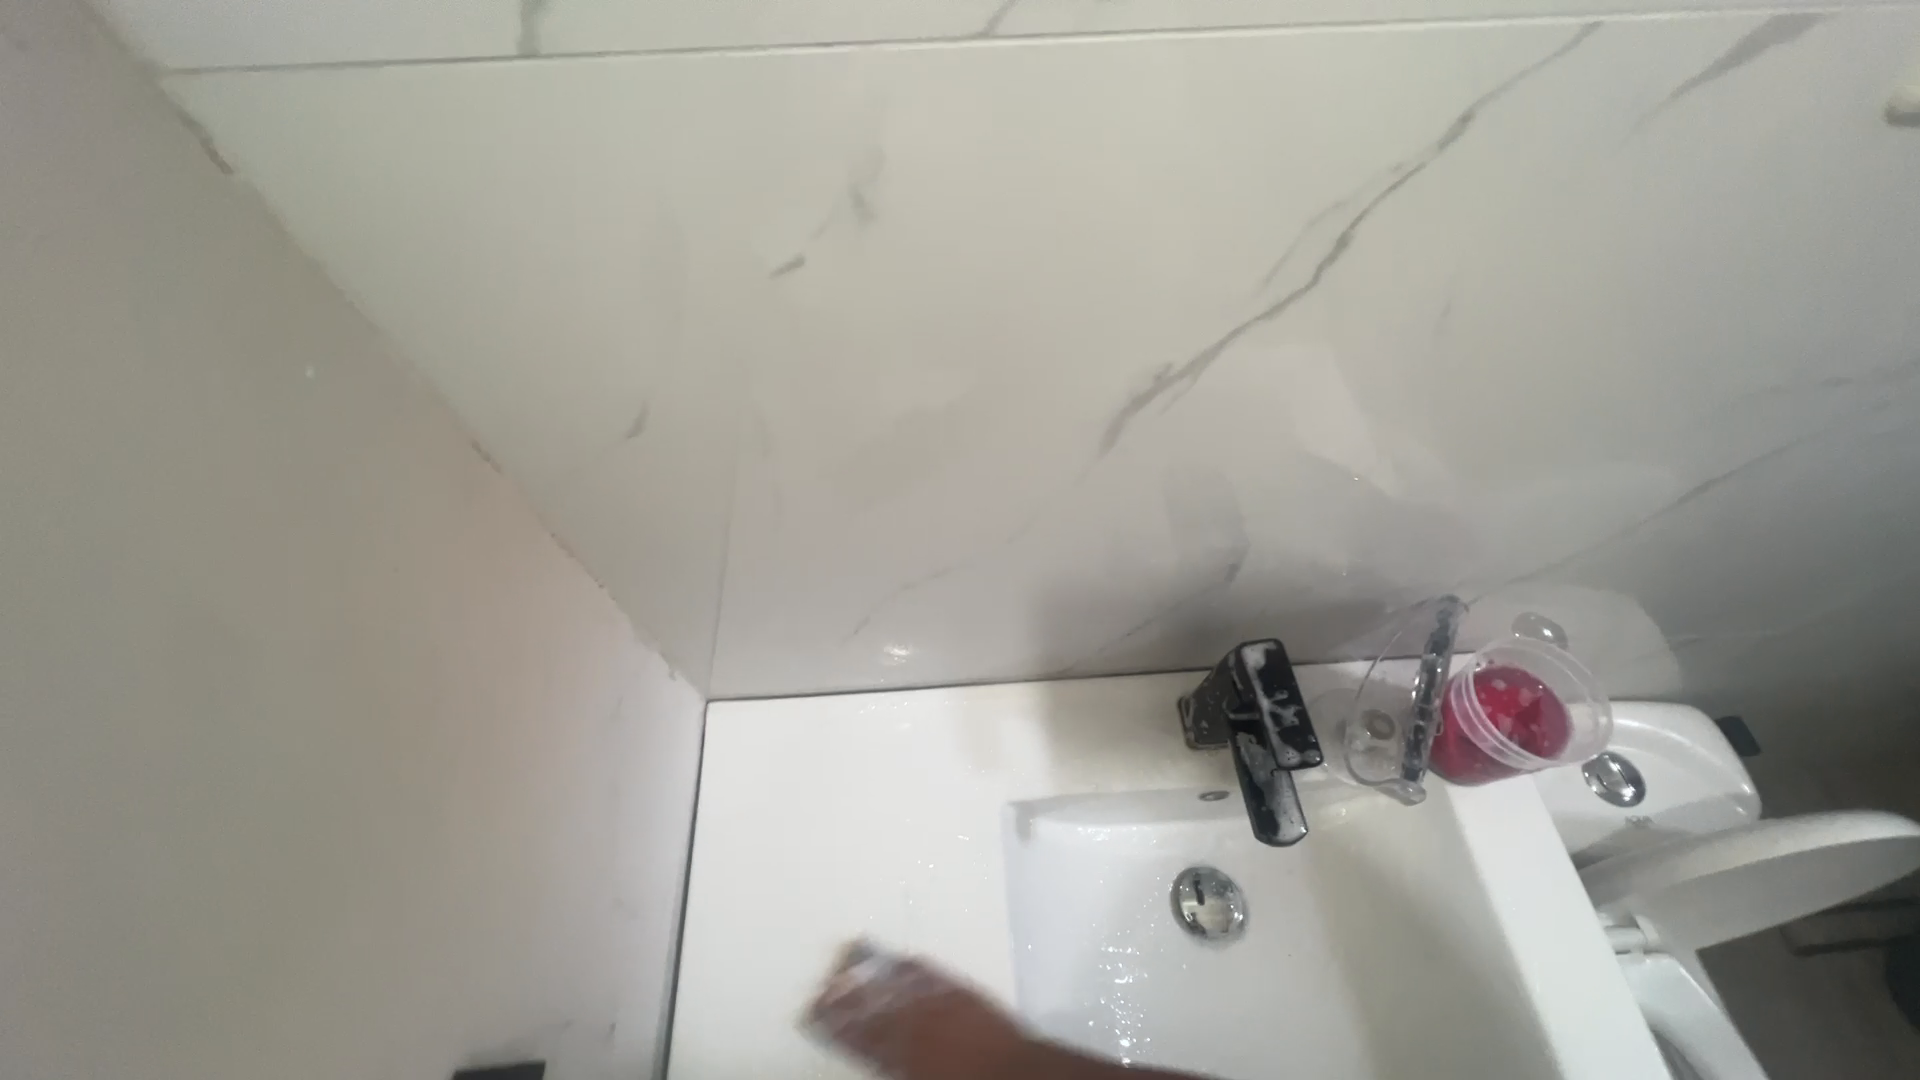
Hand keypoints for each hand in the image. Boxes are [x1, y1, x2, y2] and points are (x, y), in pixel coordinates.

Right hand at [806, 943, 1029, 1079]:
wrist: (1017, 1075)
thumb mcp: (920, 1079)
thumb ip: (896, 1066)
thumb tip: (879, 1055)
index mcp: (905, 1054)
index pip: (863, 1037)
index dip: (839, 1025)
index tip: (817, 1011)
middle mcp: (918, 1025)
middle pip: (876, 1007)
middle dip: (848, 997)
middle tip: (824, 984)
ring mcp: (941, 1005)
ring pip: (899, 986)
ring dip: (874, 977)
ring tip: (852, 965)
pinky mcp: (963, 993)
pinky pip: (933, 976)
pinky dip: (914, 968)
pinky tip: (901, 959)